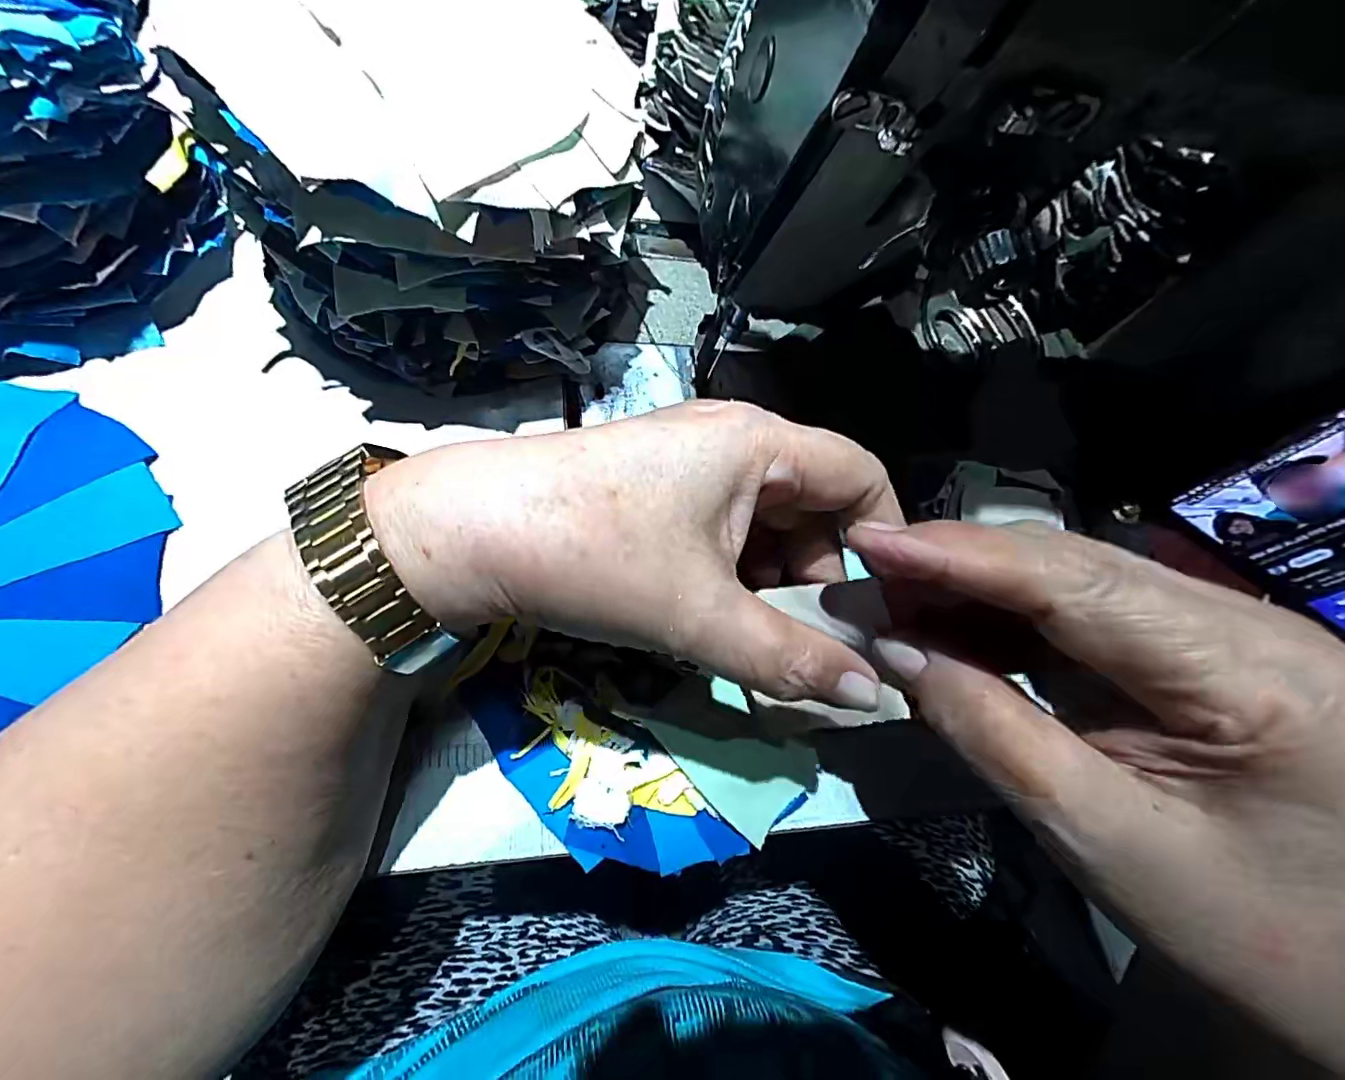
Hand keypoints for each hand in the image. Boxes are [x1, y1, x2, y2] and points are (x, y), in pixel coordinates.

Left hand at [367, 401, 901, 709]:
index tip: (878, 607)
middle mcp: (735, 438)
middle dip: (822, 576)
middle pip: (816, 505)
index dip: (881, 540)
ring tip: (759, 639)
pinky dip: (738, 573)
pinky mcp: (663, 485)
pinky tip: (717, 615)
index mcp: (760, 443)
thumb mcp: (699, 615)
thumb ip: (789, 658)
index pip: (861, 476)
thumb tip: (866, 696)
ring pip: (770, 522)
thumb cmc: (594, 556)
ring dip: (776, 582)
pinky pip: (729, 526)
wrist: (463, 532)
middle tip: (811, 642)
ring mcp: (695, 460)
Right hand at [846, 520, 1344, 1079]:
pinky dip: (1015, 615)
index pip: (1082, 586)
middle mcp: (1260, 624)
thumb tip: (895, 646)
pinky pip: (1093, 611)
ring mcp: (1240, 628)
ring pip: (1081, 578)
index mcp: (1261, 677)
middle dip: (964, 564)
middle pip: (1081, 566)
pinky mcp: (1209, 646)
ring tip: (901, 594)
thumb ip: (988, 728)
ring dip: (983, 585)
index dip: (965, 556)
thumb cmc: (1236, 934)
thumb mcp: (1094, 836)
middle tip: (872, 570)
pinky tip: (959, 621)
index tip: (874, 539)